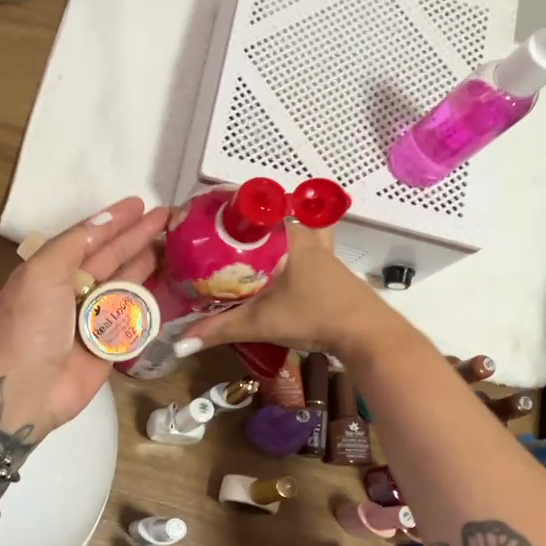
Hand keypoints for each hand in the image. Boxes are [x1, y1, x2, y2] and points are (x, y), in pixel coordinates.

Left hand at [0, 197, 168, 429]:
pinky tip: (171, 281)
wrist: (28, 388)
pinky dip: (151, 298)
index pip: (86, 239)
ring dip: (148, 263)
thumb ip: (74, 243)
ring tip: (176, 241)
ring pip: (125, 284)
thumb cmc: (31, 326)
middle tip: (169, 217)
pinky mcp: (110, 344)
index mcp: (49, 272)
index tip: (140, 204)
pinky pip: (134, 316)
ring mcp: (91, 318)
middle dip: (137, 237)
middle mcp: (70, 292)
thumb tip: (105, 221)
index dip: (113, 222)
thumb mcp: (43, 272)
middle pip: (110, 258)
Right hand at [174, 222, 400, 361]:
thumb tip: (179, 343)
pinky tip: (275, 264)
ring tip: (246, 240)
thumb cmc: (314, 315)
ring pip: (293, 228)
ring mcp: (321, 253)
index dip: (230, 201)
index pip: (257, 205)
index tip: (205, 207)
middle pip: (276, 212)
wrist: (366, 334)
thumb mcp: (259, 323)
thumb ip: (218, 330)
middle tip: (219, 228)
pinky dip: (288, 249)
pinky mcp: (328, 270)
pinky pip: (303, 248)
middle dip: (249, 215)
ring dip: (273, 229)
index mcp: (287, 238)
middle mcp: (305, 238)